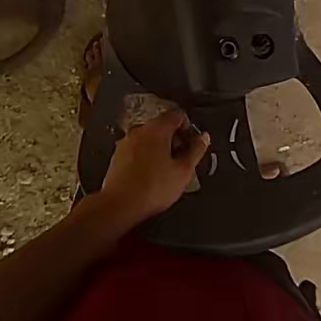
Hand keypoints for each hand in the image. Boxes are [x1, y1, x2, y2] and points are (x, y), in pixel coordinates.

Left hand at [91, 106, 208, 228]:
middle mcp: (140, 130)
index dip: (189, 128)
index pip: (178, 115)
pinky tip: (151, 174)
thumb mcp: (184, 171)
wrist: (118, 206)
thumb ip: (196, 150)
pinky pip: (138, 148)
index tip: (192, 143)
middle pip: (164, 125)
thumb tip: (203, 138)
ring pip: (150, 137)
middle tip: (182, 158)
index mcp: (158, 128)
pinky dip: (146, 155)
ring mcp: (126, 142)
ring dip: (161, 147)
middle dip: (176, 139)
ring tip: (167, 169)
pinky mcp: (118, 155)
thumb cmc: (151, 188)